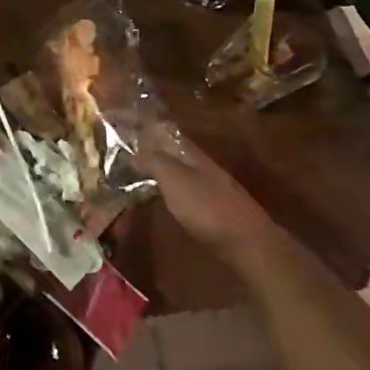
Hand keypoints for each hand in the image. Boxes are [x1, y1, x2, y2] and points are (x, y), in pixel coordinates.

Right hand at [137, 125, 278, 259]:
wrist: (247, 242)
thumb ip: (154, 161)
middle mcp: (201, 164)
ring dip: (158, 169)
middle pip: (171, 150)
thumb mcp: (174, 179)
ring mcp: (210, 186)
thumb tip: (135, 148)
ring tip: (134, 175)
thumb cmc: (207, 207)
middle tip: (123, 153)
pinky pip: (183, 190)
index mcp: (191, 153)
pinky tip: (160, 198)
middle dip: (150, 148)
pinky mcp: (213, 209)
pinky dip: (168, 189)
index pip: (165, 131)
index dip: (146, 128)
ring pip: (178, 170)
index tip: (122, 126)